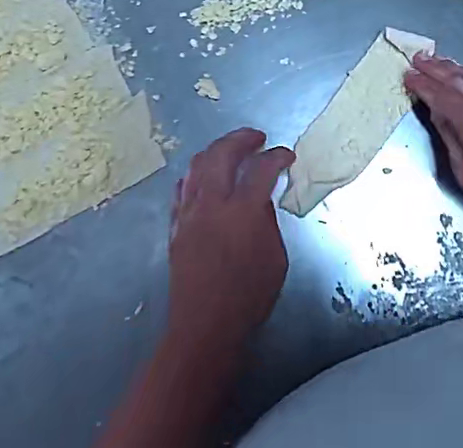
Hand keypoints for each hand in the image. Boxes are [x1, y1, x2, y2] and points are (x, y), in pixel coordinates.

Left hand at [166, 128, 293, 351]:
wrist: (204, 326)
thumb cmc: (248, 297)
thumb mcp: (275, 259)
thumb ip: (268, 221)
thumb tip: (261, 199)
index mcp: (241, 210)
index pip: (261, 169)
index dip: (277, 157)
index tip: (287, 155)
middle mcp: (211, 202)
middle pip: (223, 153)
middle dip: (242, 139)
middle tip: (258, 137)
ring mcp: (189, 211)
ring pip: (198, 163)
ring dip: (217, 150)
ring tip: (231, 149)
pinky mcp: (176, 223)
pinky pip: (183, 186)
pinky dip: (197, 173)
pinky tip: (205, 175)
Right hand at [404, 55, 462, 235]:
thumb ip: (449, 137)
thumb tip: (438, 114)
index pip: (441, 95)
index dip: (422, 85)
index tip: (407, 76)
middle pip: (457, 79)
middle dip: (435, 68)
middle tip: (416, 58)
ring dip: (452, 68)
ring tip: (434, 60)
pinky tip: (461, 77)